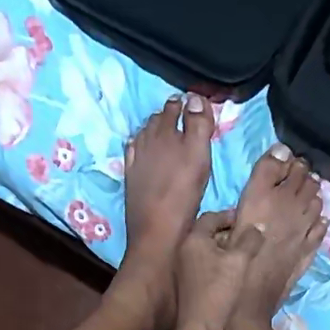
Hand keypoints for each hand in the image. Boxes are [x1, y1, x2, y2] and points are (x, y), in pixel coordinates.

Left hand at [123, 94, 214, 266]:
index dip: (187, 104)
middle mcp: (148, 140)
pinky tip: (144, 148)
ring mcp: (136, 158)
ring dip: (155, 127)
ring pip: (145, 133)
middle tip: (181, 114)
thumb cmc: (183, 195)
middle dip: (170, 113)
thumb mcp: (199, 157)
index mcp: (167, 132)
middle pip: (158, 118)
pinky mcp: (130, 177)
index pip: (176, 107)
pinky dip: (141, 143)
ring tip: (165, 130)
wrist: (157, 232)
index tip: (195, 104)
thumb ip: (198, 125)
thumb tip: (195, 97)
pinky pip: (134, 151)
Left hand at [174, 210, 261, 329]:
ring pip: (204, 250)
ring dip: (221, 248)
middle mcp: (183, 250)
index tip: (245, 220)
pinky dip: (215, 262)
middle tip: (245, 236)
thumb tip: (256, 228)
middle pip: (206, 232)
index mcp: (193, 239)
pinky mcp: (186, 283)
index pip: (211, 217)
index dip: (229, 216)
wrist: (200, 327)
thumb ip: (250, 240)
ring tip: (241, 254)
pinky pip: (202, 264)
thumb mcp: (239, 261)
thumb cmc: (219, 290)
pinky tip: (229, 272)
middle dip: (225, 232)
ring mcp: (182, 268)